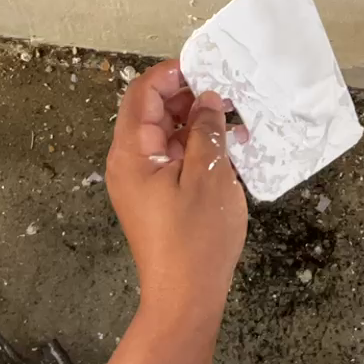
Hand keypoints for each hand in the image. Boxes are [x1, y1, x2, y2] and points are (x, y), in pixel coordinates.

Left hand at [105, 60, 247, 325]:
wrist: (185, 297)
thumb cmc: (196, 238)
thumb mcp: (208, 176)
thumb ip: (205, 130)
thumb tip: (206, 100)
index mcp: (131, 152)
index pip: (141, 93)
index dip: (172, 74)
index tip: (208, 67)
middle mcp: (129, 163)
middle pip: (152, 112)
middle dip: (188, 97)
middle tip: (228, 93)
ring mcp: (142, 182)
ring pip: (165, 136)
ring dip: (196, 123)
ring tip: (234, 119)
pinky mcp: (157, 198)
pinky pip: (173, 159)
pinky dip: (196, 148)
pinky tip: (228, 149)